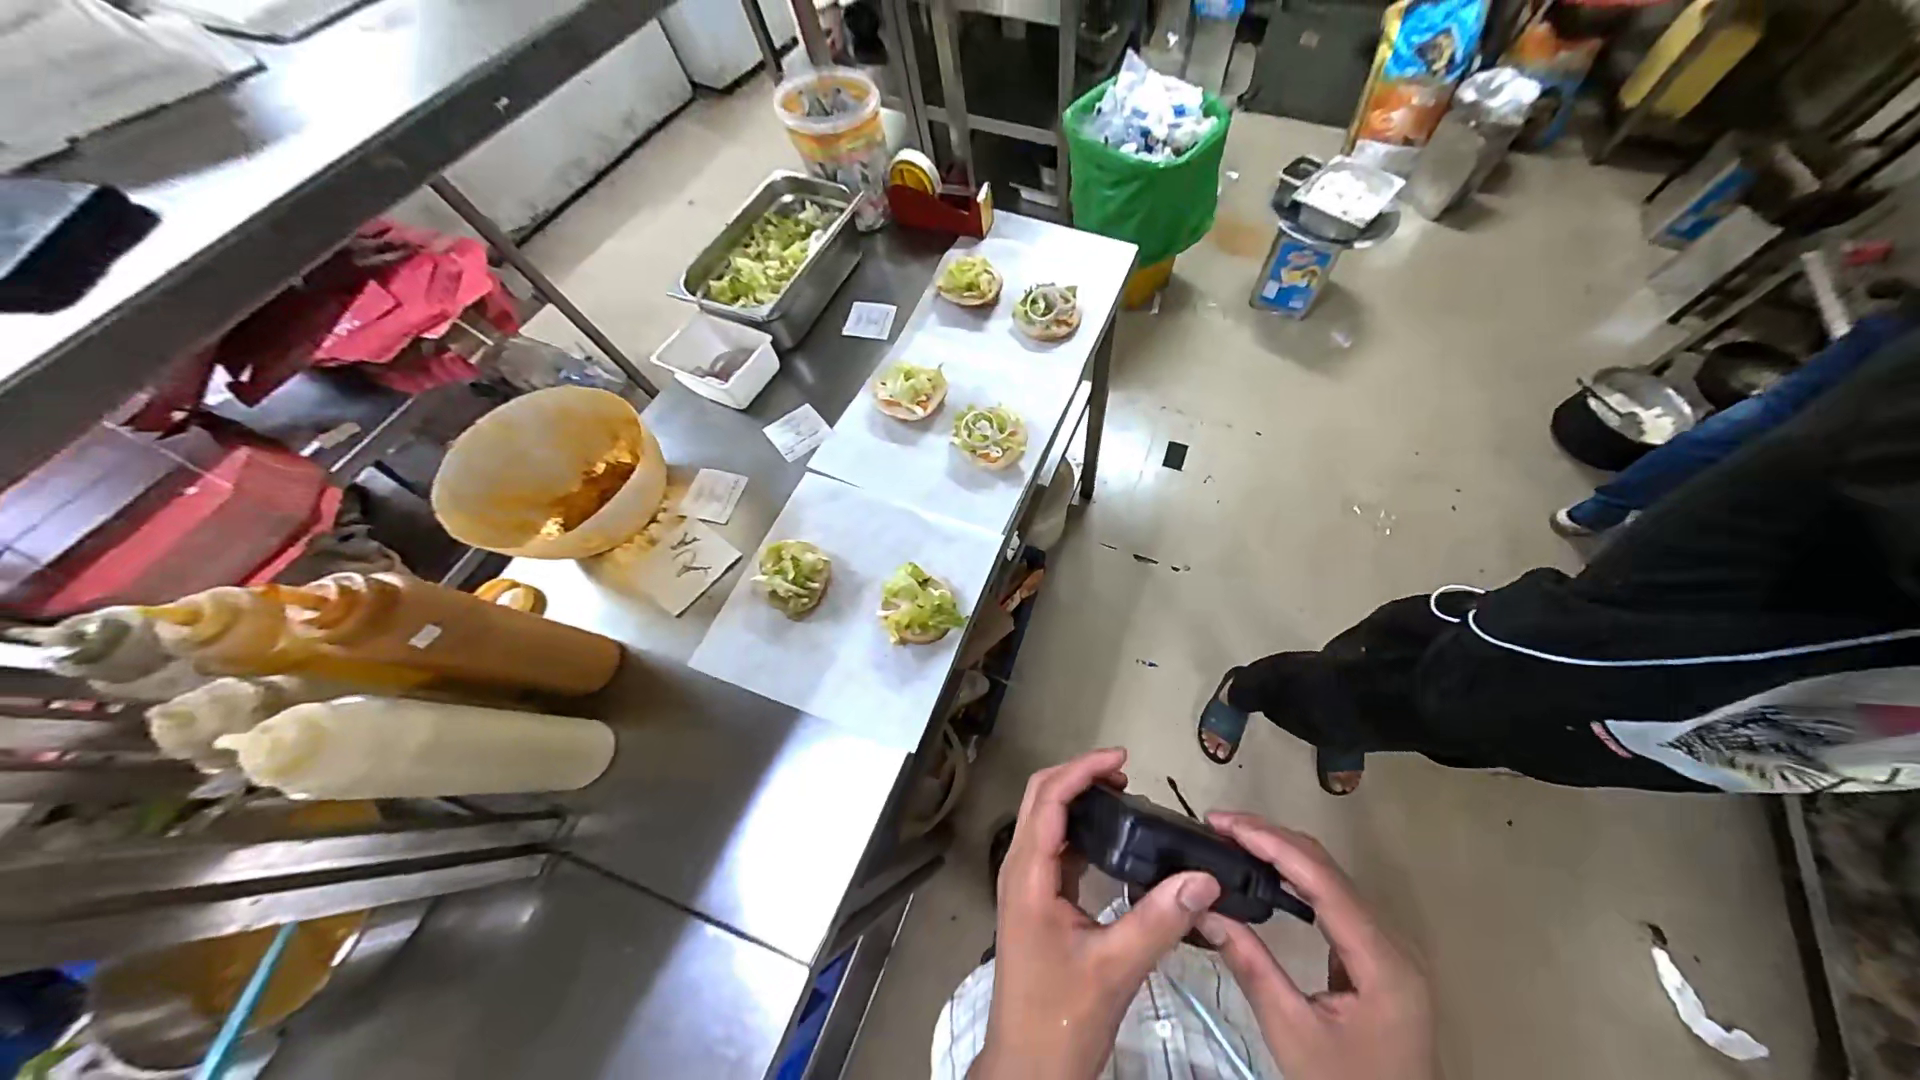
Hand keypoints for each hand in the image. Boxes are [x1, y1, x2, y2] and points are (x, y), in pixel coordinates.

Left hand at [972, 748, 1221, 1079]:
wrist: (1028, 1066)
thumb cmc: (1062, 1017)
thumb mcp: (1115, 967)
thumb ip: (1160, 920)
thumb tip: (1205, 879)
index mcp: (1029, 873)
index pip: (1049, 799)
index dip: (1082, 770)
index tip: (1122, 759)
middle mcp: (1020, 868)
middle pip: (1041, 799)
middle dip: (1078, 776)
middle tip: (1125, 773)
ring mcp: (1026, 883)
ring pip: (1047, 820)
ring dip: (1078, 799)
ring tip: (1125, 796)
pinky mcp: (1038, 899)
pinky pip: (1057, 848)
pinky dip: (1082, 830)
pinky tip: (1115, 839)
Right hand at [1198, 813, 1435, 1079]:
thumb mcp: (1293, 1033)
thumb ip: (1250, 965)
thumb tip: (1203, 909)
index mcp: (1381, 959)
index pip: (1321, 879)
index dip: (1270, 842)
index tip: (1223, 823)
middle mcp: (1391, 941)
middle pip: (1327, 869)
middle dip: (1271, 837)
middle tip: (1218, 825)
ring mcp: (1386, 946)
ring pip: (1330, 877)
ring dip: (1280, 851)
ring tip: (1232, 839)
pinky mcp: (1374, 953)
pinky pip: (1332, 897)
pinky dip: (1293, 875)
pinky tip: (1264, 871)